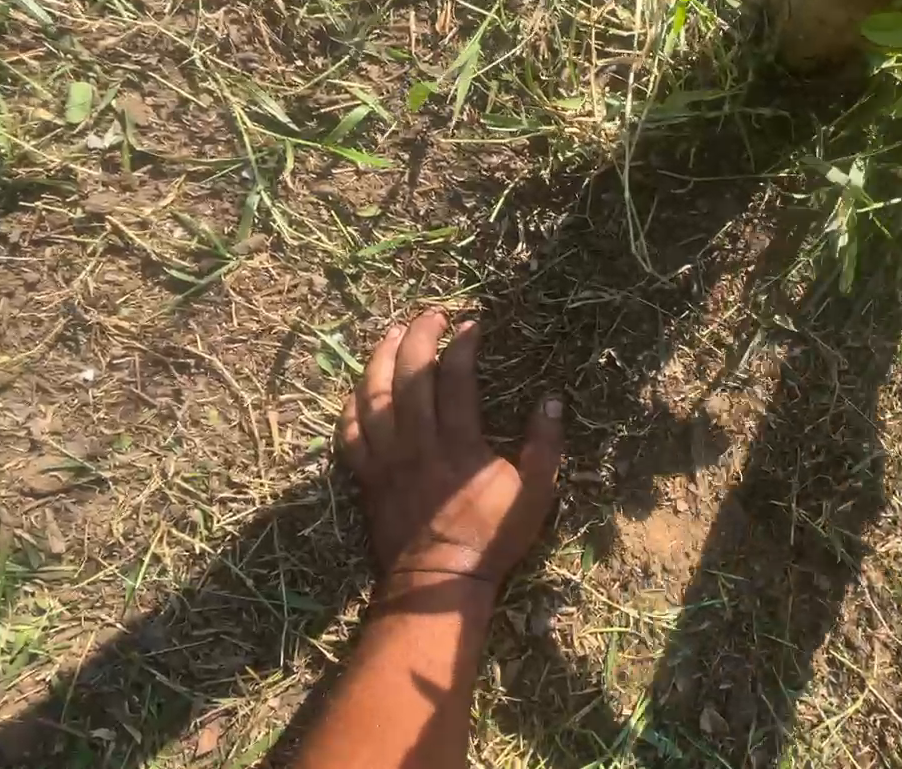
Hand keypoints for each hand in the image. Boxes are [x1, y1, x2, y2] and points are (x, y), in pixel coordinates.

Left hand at [337, 310, 563, 586]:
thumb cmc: (491, 538)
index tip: (471, 325)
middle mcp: (418, 443)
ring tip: (392, 332)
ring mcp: (386, 459)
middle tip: (431, 315)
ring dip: (381, 358)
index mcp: (459, 443)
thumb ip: (544, 445)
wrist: (437, 586)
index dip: (463, 346)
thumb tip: (552, 399)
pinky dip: (352, 405)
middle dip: (419, 337)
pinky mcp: (366, 477)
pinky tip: (361, 387)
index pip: (456, 378)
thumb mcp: (534, 495)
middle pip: (410, 376)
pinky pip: (349, 433)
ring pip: (374, 397)